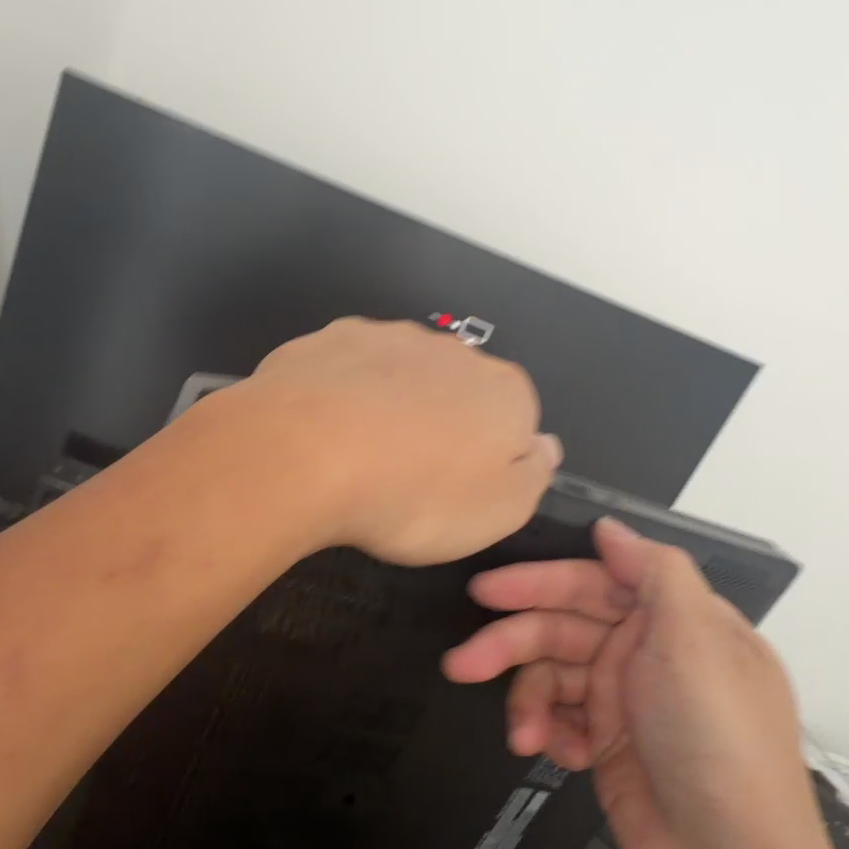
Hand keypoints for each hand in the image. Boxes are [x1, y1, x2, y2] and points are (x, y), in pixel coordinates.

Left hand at [233, 317, 560, 565]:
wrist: (304, 454)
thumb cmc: (414, 494)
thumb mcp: (499, 511)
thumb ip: (532, 475)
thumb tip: (544, 446)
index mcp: (503, 391)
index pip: (514, 420)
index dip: (487, 459)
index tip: (454, 492)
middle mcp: (450, 351)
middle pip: (455, 391)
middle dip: (437, 427)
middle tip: (404, 479)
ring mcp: (384, 337)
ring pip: (396, 375)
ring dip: (386, 407)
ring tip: (355, 457)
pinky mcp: (325, 340)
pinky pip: (344, 371)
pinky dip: (338, 397)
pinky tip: (318, 433)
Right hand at [442, 519, 819, 848]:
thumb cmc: (717, 738)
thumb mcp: (697, 642)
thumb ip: (655, 571)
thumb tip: (608, 526)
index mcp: (673, 620)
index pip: (593, 582)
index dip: (537, 583)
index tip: (486, 591)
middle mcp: (645, 652)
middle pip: (560, 629)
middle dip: (511, 645)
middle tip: (461, 664)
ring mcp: (623, 699)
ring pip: (549, 677)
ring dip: (527, 702)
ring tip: (521, 734)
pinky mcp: (604, 743)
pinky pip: (556, 719)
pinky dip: (547, 732)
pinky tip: (554, 753)